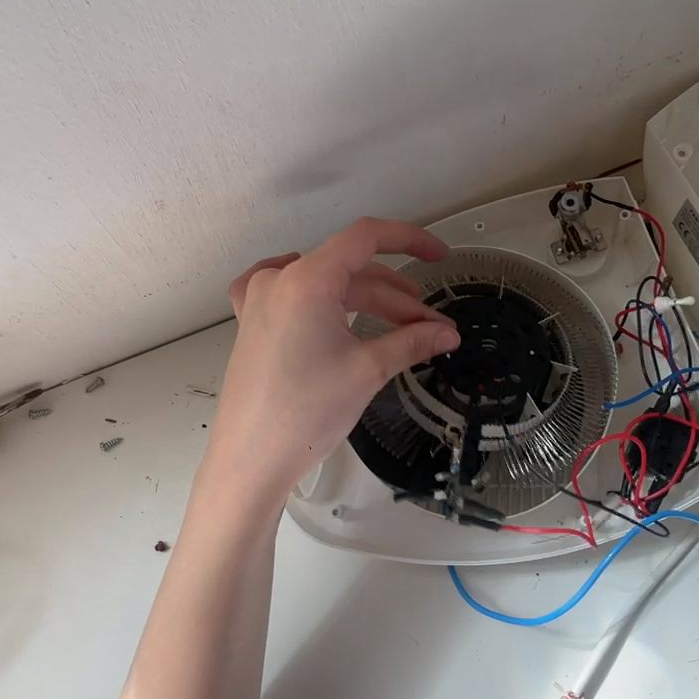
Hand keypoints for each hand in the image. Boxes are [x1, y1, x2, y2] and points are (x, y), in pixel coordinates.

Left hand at [208, 217, 460, 494]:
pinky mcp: (252, 325)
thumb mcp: (368, 370)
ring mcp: (260, 301)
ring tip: (403, 331)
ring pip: (327, 287)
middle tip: (430, 325)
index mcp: (306, 280)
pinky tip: (332, 305)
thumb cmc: (304, 413)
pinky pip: (290, 295)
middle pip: (351, 271)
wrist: (252, 459)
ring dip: (367, 304)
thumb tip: (447, 334)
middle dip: (395, 296)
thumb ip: (412, 341)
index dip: (409, 240)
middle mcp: (278, 281)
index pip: (366, 238)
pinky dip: (322, 300)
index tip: (439, 256)